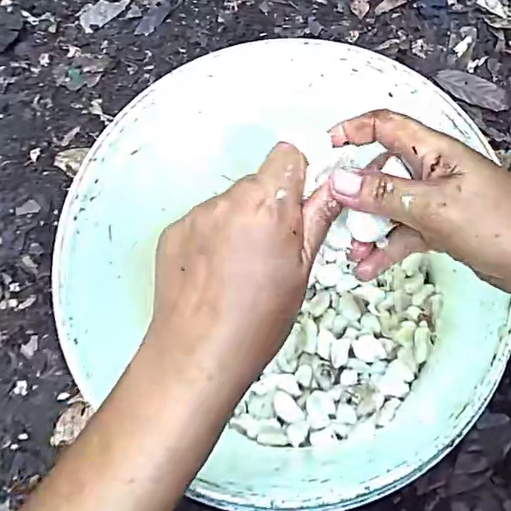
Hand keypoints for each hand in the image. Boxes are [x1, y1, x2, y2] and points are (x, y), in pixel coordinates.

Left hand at [148, 142, 342, 394]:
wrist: (196, 356)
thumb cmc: (254, 322)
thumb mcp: (303, 268)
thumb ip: (319, 217)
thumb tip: (336, 187)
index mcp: (267, 205)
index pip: (288, 154)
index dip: (300, 173)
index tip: (305, 198)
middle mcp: (228, 201)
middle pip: (260, 180)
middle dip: (272, 203)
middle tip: (277, 245)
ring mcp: (196, 215)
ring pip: (232, 201)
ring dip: (243, 220)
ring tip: (244, 265)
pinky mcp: (174, 231)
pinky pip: (205, 219)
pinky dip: (215, 236)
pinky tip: (219, 271)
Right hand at [327, 110, 510, 297]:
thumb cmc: (509, 224)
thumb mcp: (436, 208)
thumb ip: (385, 194)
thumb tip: (341, 179)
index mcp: (435, 151)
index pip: (386, 124)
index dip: (354, 129)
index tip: (327, 146)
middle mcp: (436, 170)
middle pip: (382, 167)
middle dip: (355, 189)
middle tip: (334, 211)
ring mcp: (441, 199)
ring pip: (391, 205)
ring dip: (369, 225)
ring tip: (352, 249)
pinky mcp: (447, 227)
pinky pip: (407, 231)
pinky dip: (388, 247)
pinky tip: (372, 266)